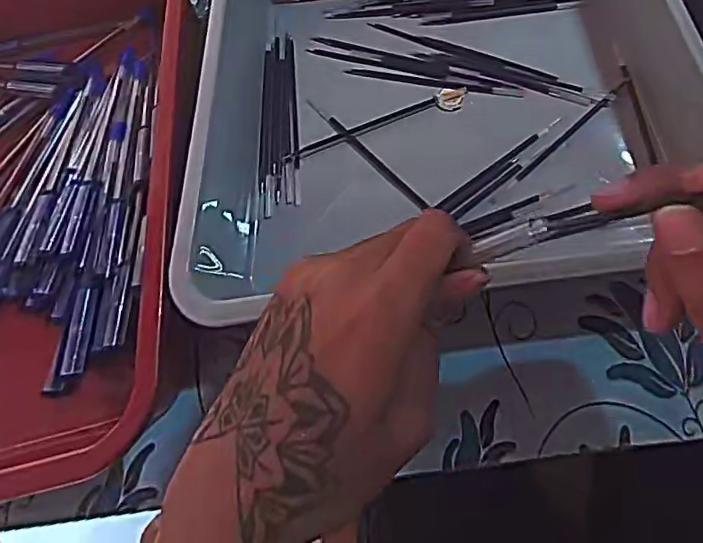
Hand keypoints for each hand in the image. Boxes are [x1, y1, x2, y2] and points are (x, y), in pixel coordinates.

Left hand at [154, 210, 484, 542]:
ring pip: (377, 246)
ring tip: (385, 333)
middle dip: (429, 263)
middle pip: (408, 233)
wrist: (241, 471)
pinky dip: (362, 283)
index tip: (461, 272)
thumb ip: (435, 336)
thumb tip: (456, 287)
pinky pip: (344, 262)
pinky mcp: (289, 281)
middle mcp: (340, 277)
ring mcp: (309, 274)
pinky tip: (354, 331)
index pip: (434, 231)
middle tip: (432, 308)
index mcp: (377, 308)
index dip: (458, 247)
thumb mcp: (408, 415)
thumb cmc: (319, 462)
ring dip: (395, 274)